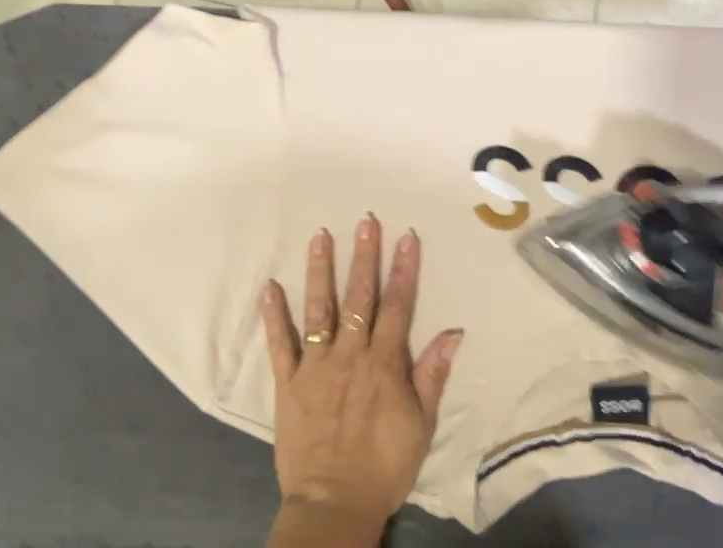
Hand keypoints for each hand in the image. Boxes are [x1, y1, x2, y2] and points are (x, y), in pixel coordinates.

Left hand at [259, 214, 462, 531]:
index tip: (406, 236)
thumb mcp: (422, 425)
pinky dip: (273, 315)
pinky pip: (279, 344)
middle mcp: (350, 355)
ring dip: (320, 271)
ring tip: (320, 236)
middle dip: (364, 257)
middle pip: (359, 298)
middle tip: (365, 222)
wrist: (334, 501)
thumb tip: (453, 332)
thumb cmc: (385, 465)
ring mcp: (316, 366)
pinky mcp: (288, 383)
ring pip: (318, 310)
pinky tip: (269, 286)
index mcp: (384, 364)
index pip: (398, 306)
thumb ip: (432, 375)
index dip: (403, 270)